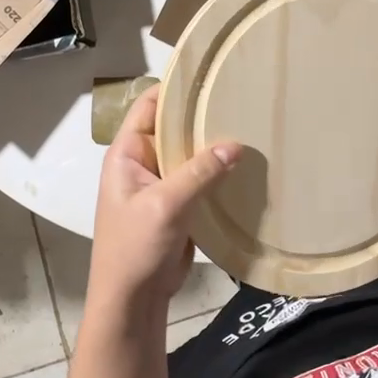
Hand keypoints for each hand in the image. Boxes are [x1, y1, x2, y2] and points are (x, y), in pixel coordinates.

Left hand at [89, 87, 239, 317]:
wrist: (133, 302)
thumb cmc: (135, 248)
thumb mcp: (166, 205)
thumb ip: (200, 172)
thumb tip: (236, 144)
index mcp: (127, 154)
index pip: (148, 107)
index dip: (173, 89)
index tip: (207, 75)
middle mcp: (143, 163)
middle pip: (172, 129)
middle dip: (200, 118)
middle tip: (240, 100)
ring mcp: (161, 185)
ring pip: (189, 155)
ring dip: (212, 147)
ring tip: (250, 127)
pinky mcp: (178, 206)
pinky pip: (199, 179)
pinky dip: (217, 172)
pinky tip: (245, 164)